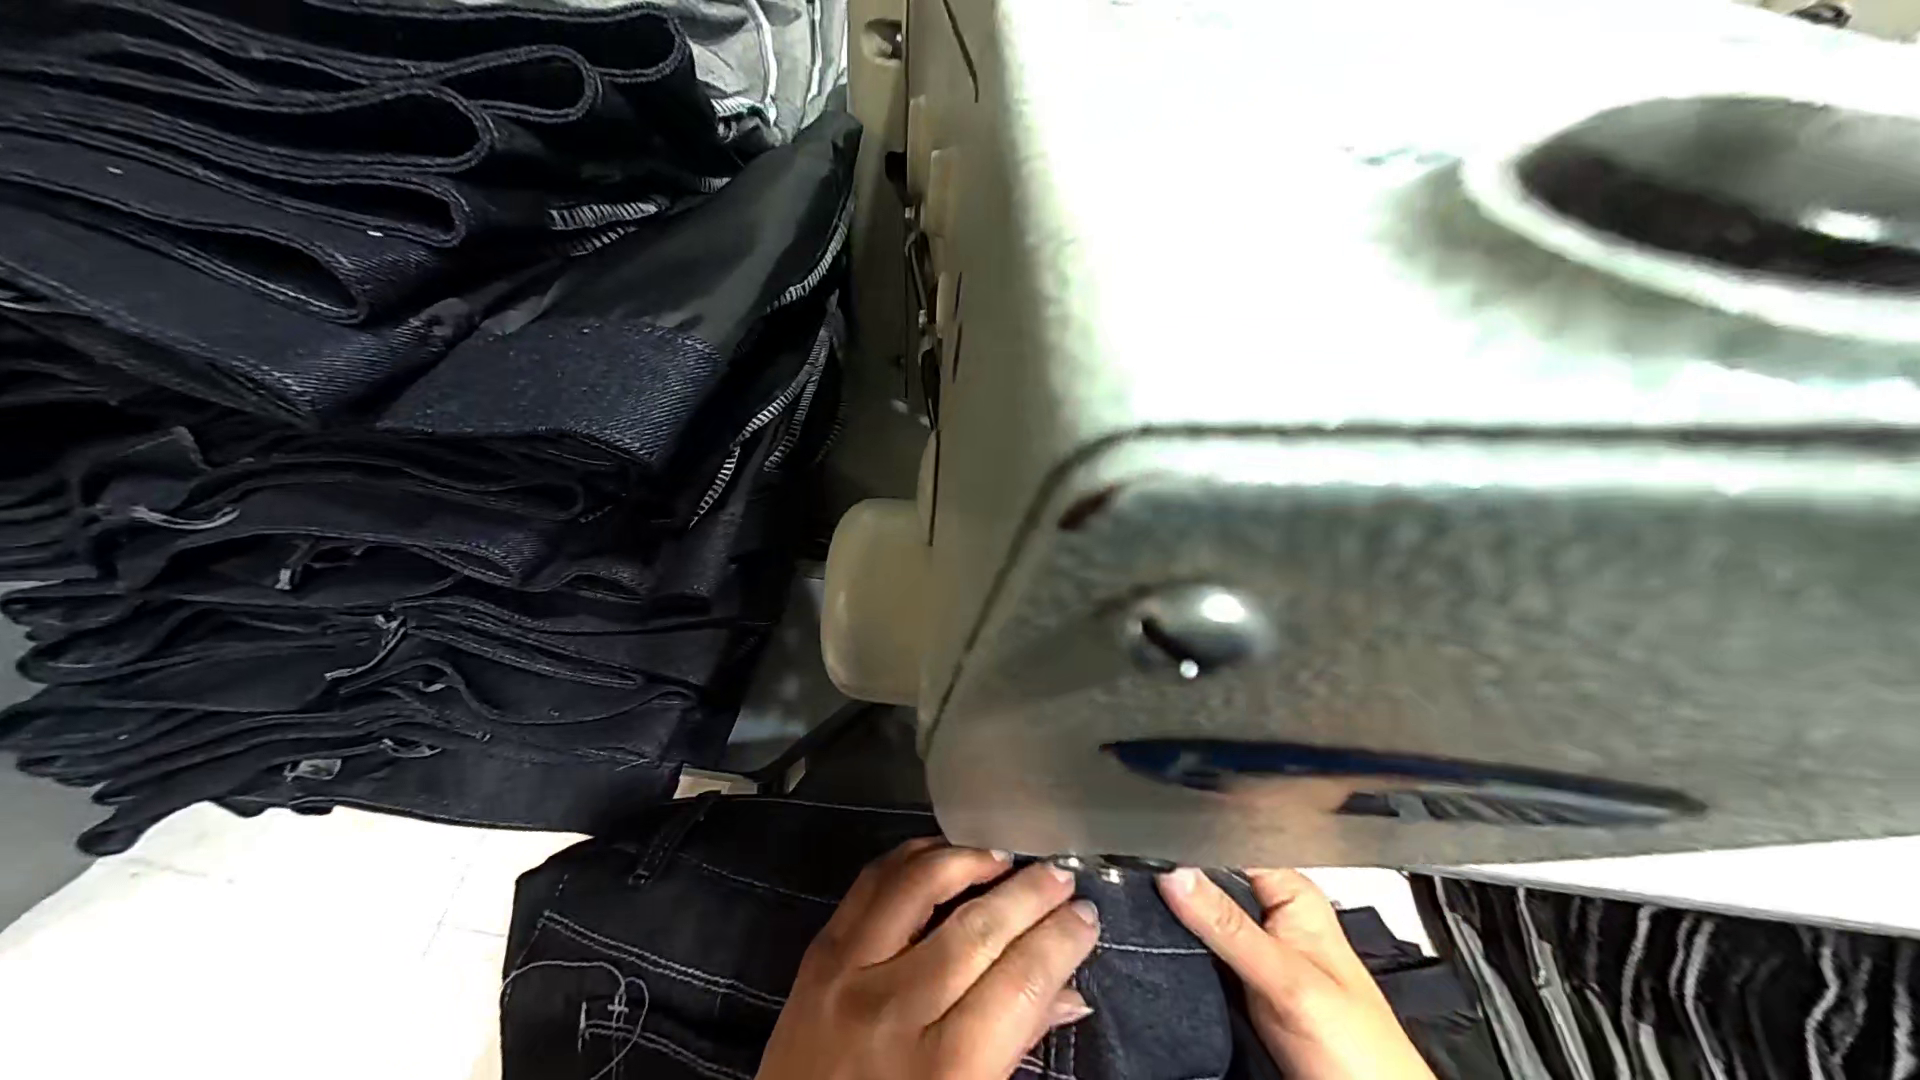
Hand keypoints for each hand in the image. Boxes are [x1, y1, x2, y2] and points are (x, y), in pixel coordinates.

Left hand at [757, 838, 1100, 1079]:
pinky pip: (872, 880)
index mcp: (944, 1072)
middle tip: (1061, 874)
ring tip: (1006, 856)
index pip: (1019, 984)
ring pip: (922, 886)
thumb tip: (1071, 990)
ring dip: (971, 860)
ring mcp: (850, 972)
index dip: (1061, 941)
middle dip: (1031, 895)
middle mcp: (895, 1010)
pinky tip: (944, 851)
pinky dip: (913, 855)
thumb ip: (1017, 1046)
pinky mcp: (820, 949)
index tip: (1086, 915)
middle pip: (978, 929)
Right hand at [1157, 867, 1435, 1079]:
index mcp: (1292, 893)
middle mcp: (1270, 912)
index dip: (1190, 848)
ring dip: (1178, 917)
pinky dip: (1179, 946)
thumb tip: (1176, 874)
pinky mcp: (1235, 976)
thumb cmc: (1365, 1054)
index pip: (1228, 846)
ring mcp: (1252, 945)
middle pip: (1207, 877)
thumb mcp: (1288, 980)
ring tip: (1161, 920)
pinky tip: (1169, 945)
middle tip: (1152, 890)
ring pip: (1197, 913)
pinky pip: (1195, 947)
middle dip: (1179, 883)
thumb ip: (1229, 926)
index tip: (1156, 858)